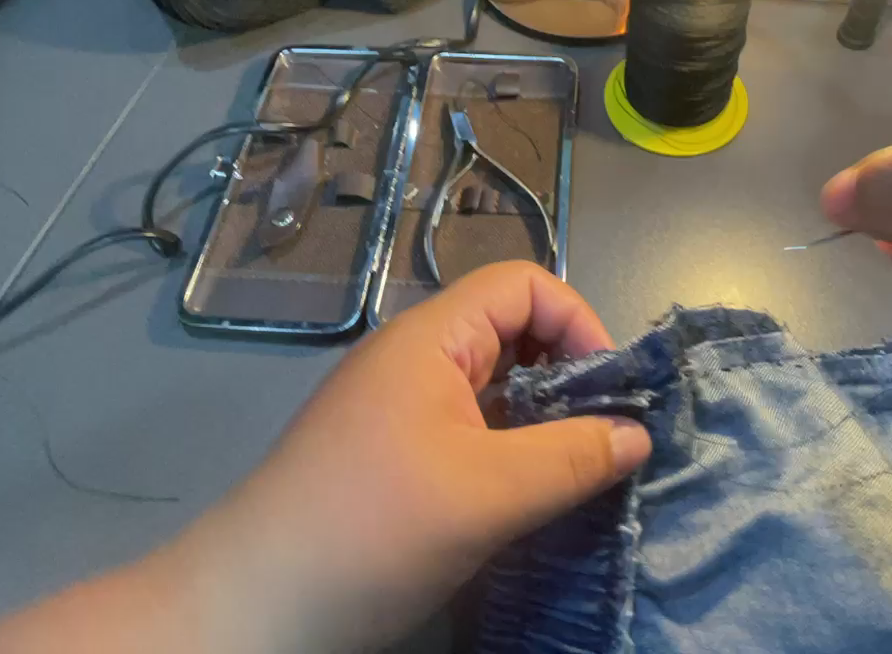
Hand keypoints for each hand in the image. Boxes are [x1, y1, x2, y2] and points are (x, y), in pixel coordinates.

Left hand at [167, 262, 648, 651]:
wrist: (252, 606)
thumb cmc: (371, 528)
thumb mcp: (486, 494)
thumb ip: (570, 458)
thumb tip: (639, 433)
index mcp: (433, 336)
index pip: (523, 285)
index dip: (577, 320)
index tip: (611, 388)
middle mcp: (419, 355)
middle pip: (512, 329)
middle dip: (568, 371)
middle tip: (606, 432)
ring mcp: (404, 403)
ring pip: (495, 382)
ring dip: (543, 414)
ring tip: (579, 464)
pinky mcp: (398, 449)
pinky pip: (472, 424)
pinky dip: (512, 445)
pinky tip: (532, 489)